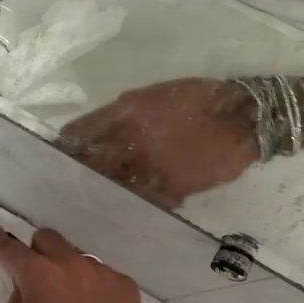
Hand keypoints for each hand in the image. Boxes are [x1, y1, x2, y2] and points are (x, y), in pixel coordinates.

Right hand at [0, 222, 154, 302]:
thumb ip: (15, 297)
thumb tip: (26, 284)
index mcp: (39, 275)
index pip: (9, 247)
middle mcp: (71, 264)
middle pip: (47, 238)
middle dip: (37, 253)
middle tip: (39, 281)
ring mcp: (103, 273)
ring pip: (77, 257)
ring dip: (68, 272)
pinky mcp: (128, 287)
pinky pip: (103, 276)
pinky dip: (93, 288)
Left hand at [59, 78, 259, 208]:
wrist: (247, 116)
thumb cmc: (195, 100)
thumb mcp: (148, 96)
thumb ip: (116, 114)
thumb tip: (91, 133)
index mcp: (124, 113)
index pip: (79, 134)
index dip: (65, 146)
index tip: (56, 155)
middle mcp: (132, 140)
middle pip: (89, 162)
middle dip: (75, 172)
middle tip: (61, 182)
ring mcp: (152, 165)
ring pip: (111, 184)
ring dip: (98, 191)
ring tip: (83, 199)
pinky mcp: (173, 186)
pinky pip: (142, 198)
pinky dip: (131, 201)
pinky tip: (121, 206)